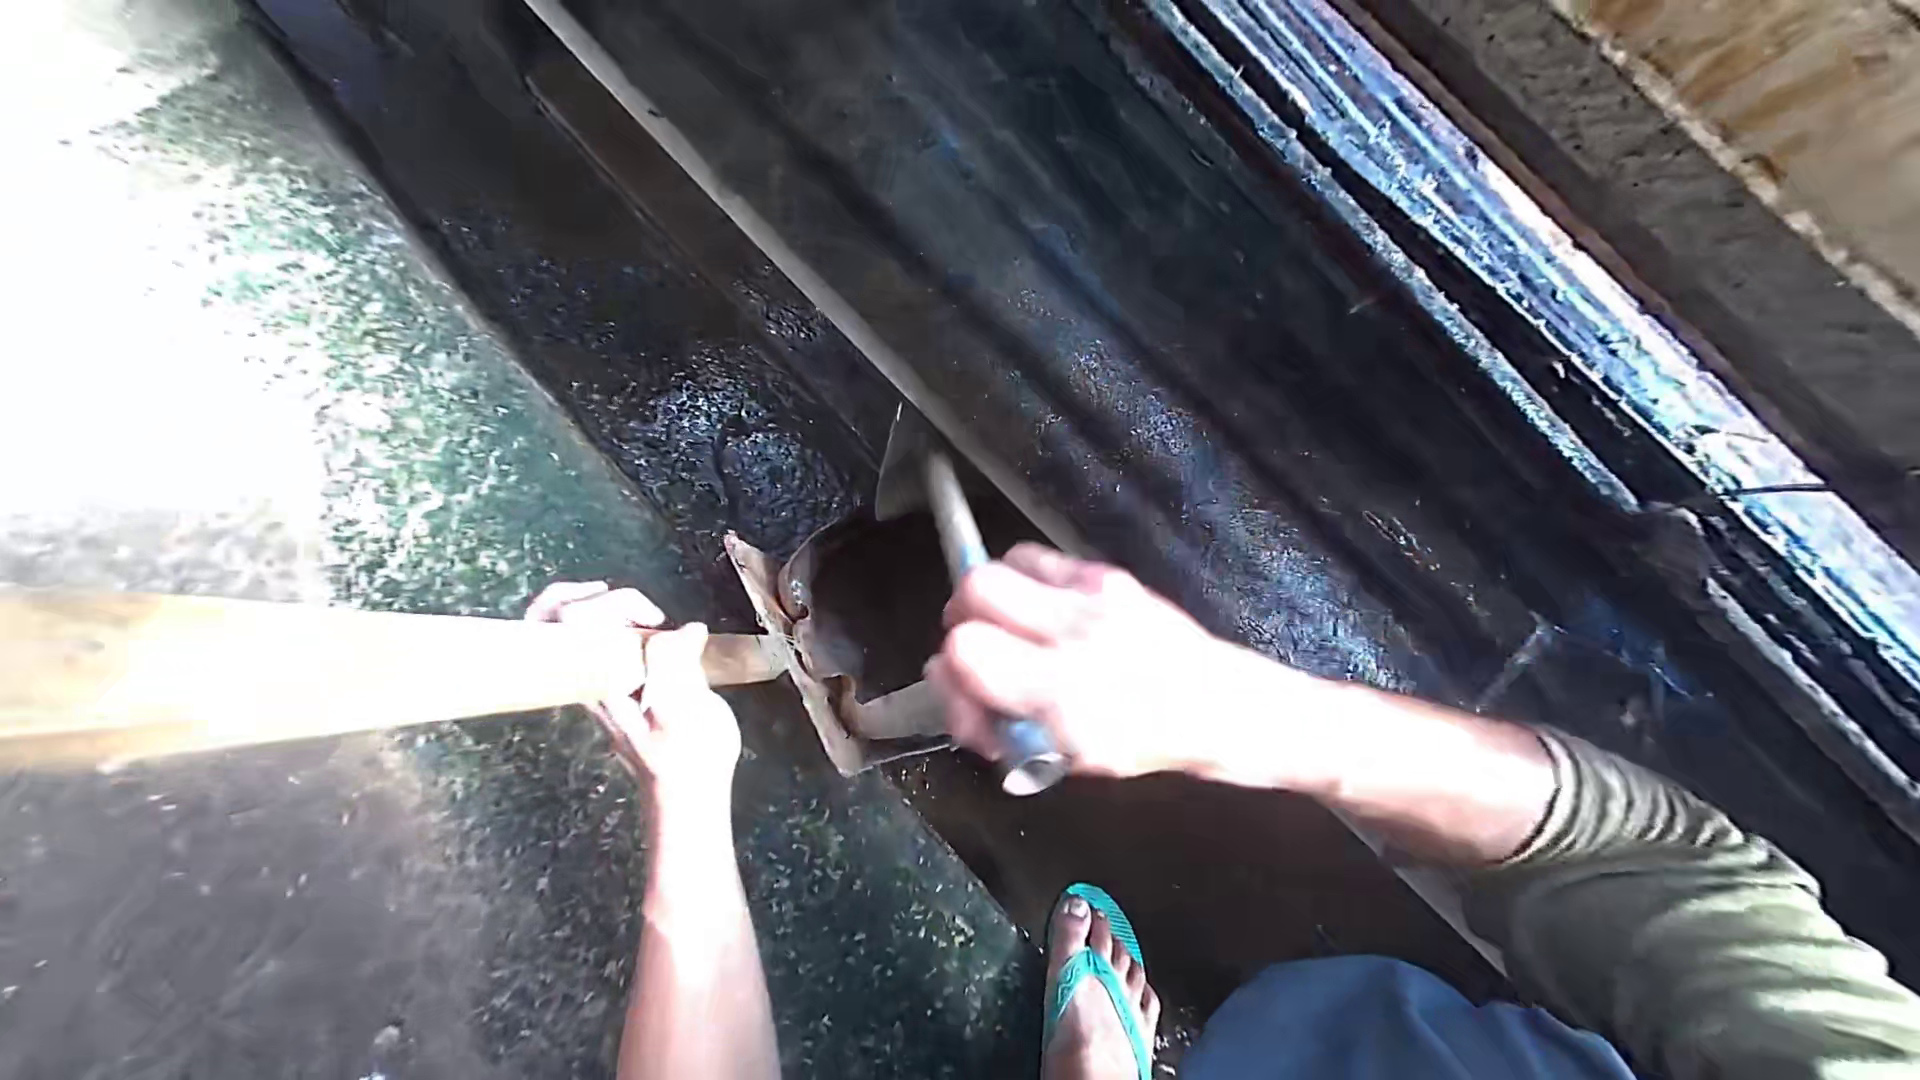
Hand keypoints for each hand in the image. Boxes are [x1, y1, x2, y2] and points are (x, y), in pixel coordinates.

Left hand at [526, 582, 741, 817]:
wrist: (688, 789)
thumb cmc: (686, 756)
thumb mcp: (683, 710)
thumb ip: (674, 665)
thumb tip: (686, 630)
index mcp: (595, 679)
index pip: (566, 622)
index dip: (606, 604)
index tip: (655, 620)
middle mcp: (587, 676)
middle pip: (553, 618)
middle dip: (596, 598)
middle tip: (646, 612)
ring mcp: (599, 679)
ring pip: (573, 627)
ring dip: (609, 607)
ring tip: (651, 617)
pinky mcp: (621, 682)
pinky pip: (600, 640)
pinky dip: (621, 621)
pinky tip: (653, 627)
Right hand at [926, 544, 1313, 779]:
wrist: (1225, 706)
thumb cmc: (1148, 745)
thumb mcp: (1069, 758)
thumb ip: (1003, 724)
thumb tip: (958, 687)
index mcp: (1063, 689)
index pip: (964, 650)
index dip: (951, 675)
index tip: (970, 697)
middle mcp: (1072, 628)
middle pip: (974, 588)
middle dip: (960, 621)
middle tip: (978, 652)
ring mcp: (1091, 591)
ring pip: (1001, 563)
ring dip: (989, 596)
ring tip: (1007, 627)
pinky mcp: (1105, 572)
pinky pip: (1036, 556)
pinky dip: (1019, 577)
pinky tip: (1036, 606)